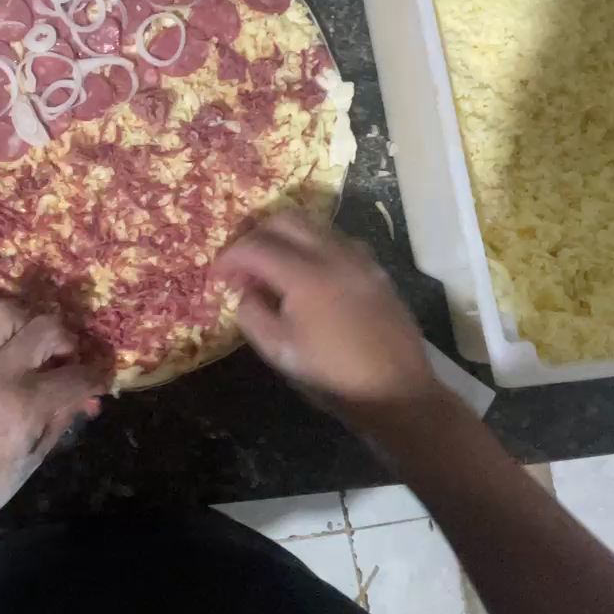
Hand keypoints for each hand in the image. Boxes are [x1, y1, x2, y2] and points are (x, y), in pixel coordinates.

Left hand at [0, 300, 107, 533]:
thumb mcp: (32, 459)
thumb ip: (59, 419)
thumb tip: (82, 397)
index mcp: (23, 404)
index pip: (75, 376)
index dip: (95, 378)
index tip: (99, 381)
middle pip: (46, 328)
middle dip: (66, 342)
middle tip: (65, 360)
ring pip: (3, 311)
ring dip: (25, 323)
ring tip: (28, 345)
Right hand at [212, 213, 439, 413]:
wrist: (396, 393)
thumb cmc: (331, 376)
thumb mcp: (278, 350)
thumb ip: (251, 313)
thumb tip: (245, 291)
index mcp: (305, 275)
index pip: (254, 246)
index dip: (228, 257)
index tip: (217, 275)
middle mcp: (333, 254)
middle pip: (283, 219)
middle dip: (254, 235)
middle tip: (241, 262)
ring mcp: (359, 258)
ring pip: (312, 225)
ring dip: (284, 238)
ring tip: (271, 268)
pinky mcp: (375, 269)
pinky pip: (336, 241)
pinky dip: (312, 248)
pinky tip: (307, 277)